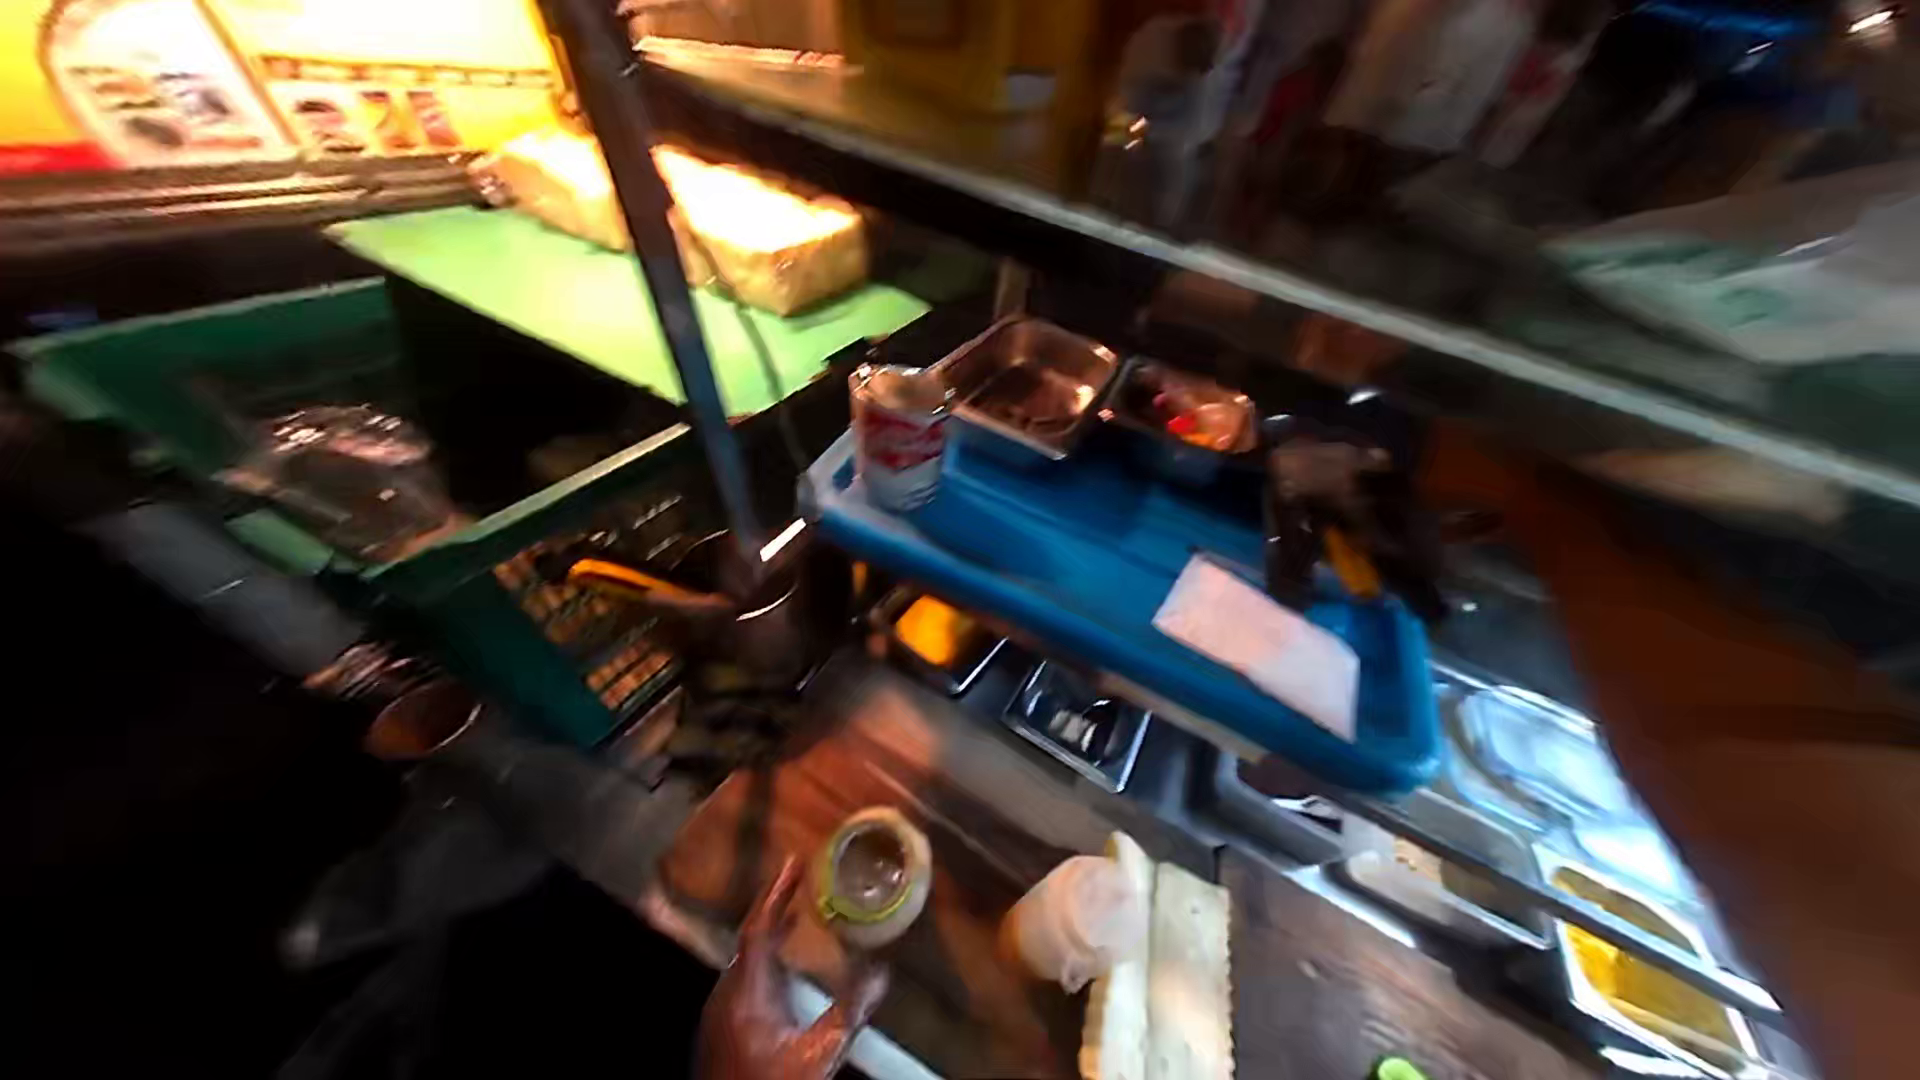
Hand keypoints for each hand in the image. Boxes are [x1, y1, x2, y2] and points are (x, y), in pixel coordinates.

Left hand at [696, 858, 889, 1079]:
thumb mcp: (819, 1055)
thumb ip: (851, 1012)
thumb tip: (883, 972)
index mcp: (745, 993)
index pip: (758, 927)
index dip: (776, 892)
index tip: (795, 862)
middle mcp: (726, 995)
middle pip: (749, 936)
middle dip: (774, 904)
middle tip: (798, 877)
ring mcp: (719, 1014)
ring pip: (745, 955)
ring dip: (769, 928)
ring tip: (795, 911)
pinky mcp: (721, 1030)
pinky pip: (743, 974)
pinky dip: (764, 954)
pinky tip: (781, 961)